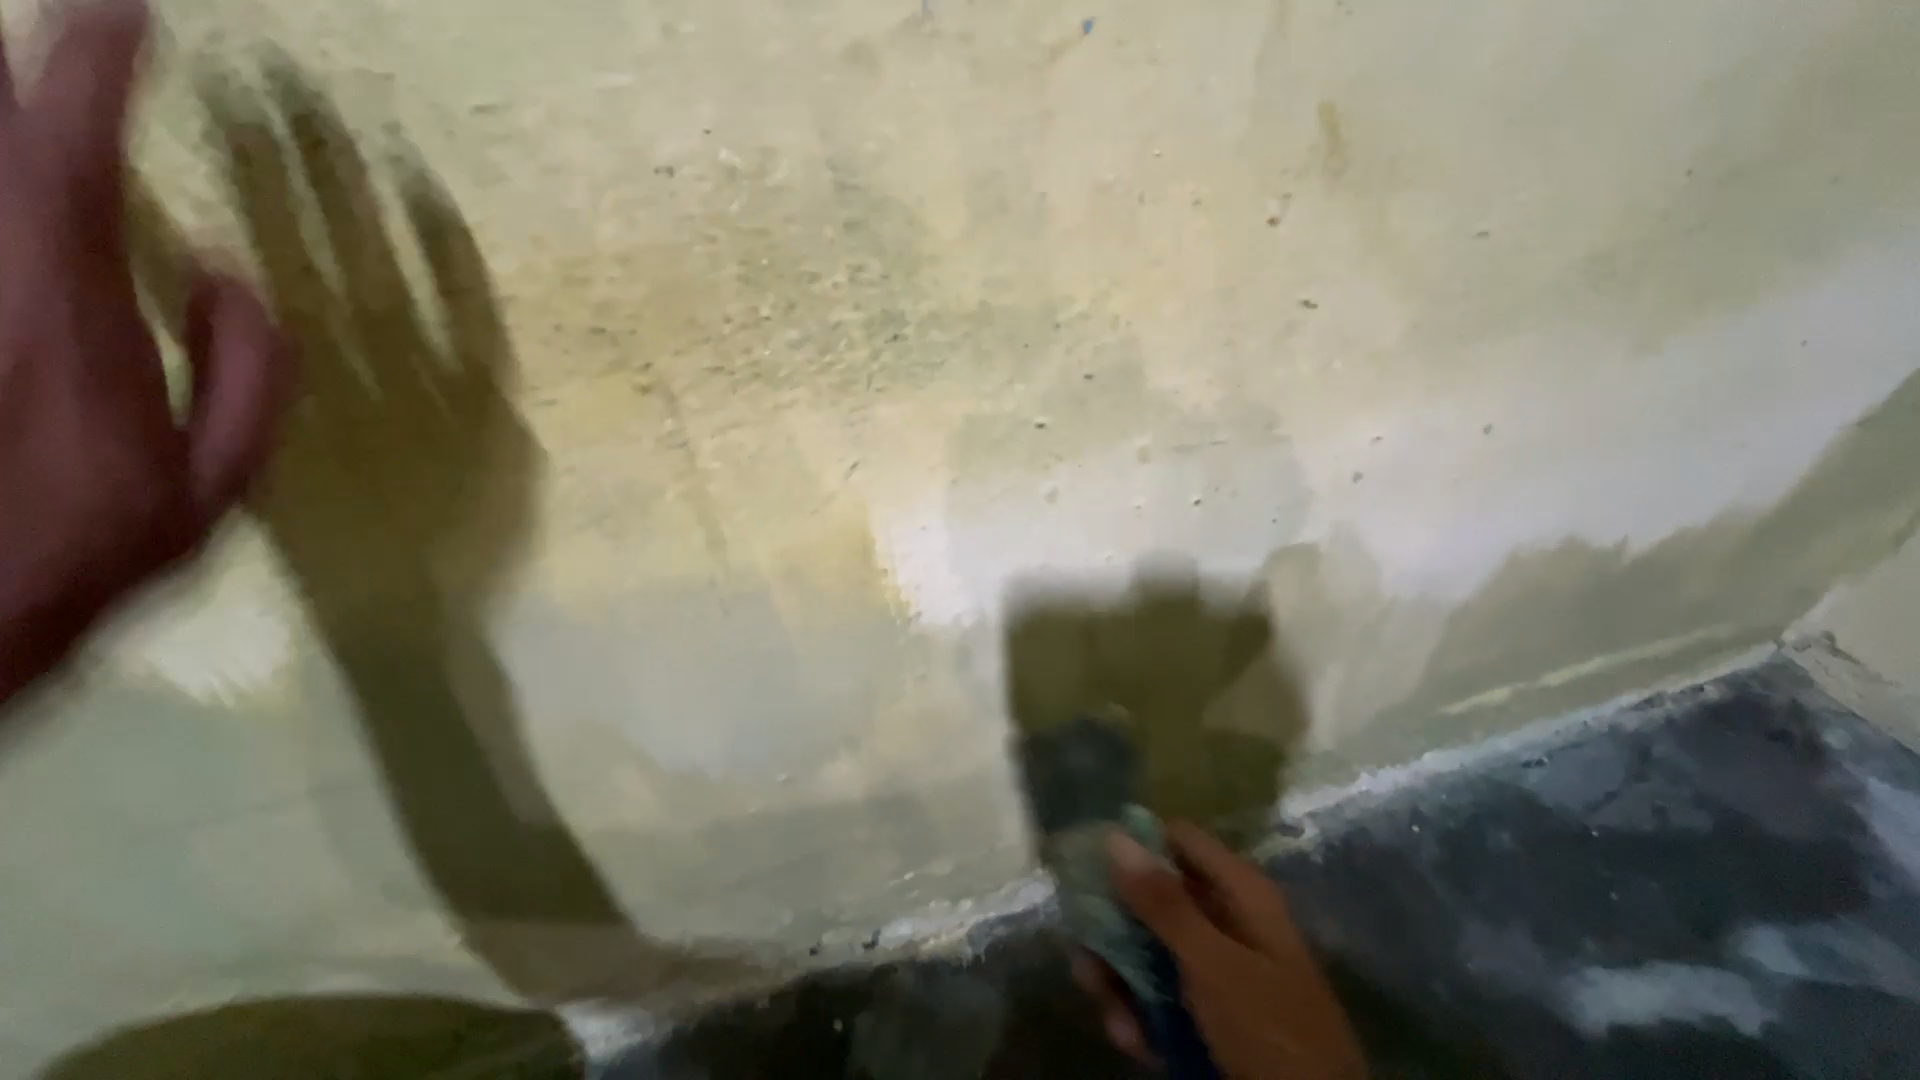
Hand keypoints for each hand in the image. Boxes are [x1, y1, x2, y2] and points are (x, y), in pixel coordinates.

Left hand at [0, 0, 289, 700]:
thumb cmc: (88, 547)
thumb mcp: (219, 483)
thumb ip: (250, 375)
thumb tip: (226, 276)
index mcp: (63, 315)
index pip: (63, 152)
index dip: (92, 67)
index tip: (125, 10)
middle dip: (9, 73)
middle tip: (57, 26)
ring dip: (0, 131)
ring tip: (26, 96)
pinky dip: (0, 199)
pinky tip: (21, 200)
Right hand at [1074, 821, 1368, 1078]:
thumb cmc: (1270, 1028)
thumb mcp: (1213, 964)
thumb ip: (1163, 903)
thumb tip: (1114, 836)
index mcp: (1240, 894)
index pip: (1179, 841)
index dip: (1134, 845)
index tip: (1087, 865)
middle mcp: (1226, 923)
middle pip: (1155, 899)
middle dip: (1114, 923)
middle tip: (1083, 946)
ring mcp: (1215, 972)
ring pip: (1148, 952)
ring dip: (1119, 976)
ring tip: (1101, 999)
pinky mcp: (1206, 1017)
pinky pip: (1158, 999)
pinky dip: (1139, 1016)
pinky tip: (1129, 1037)